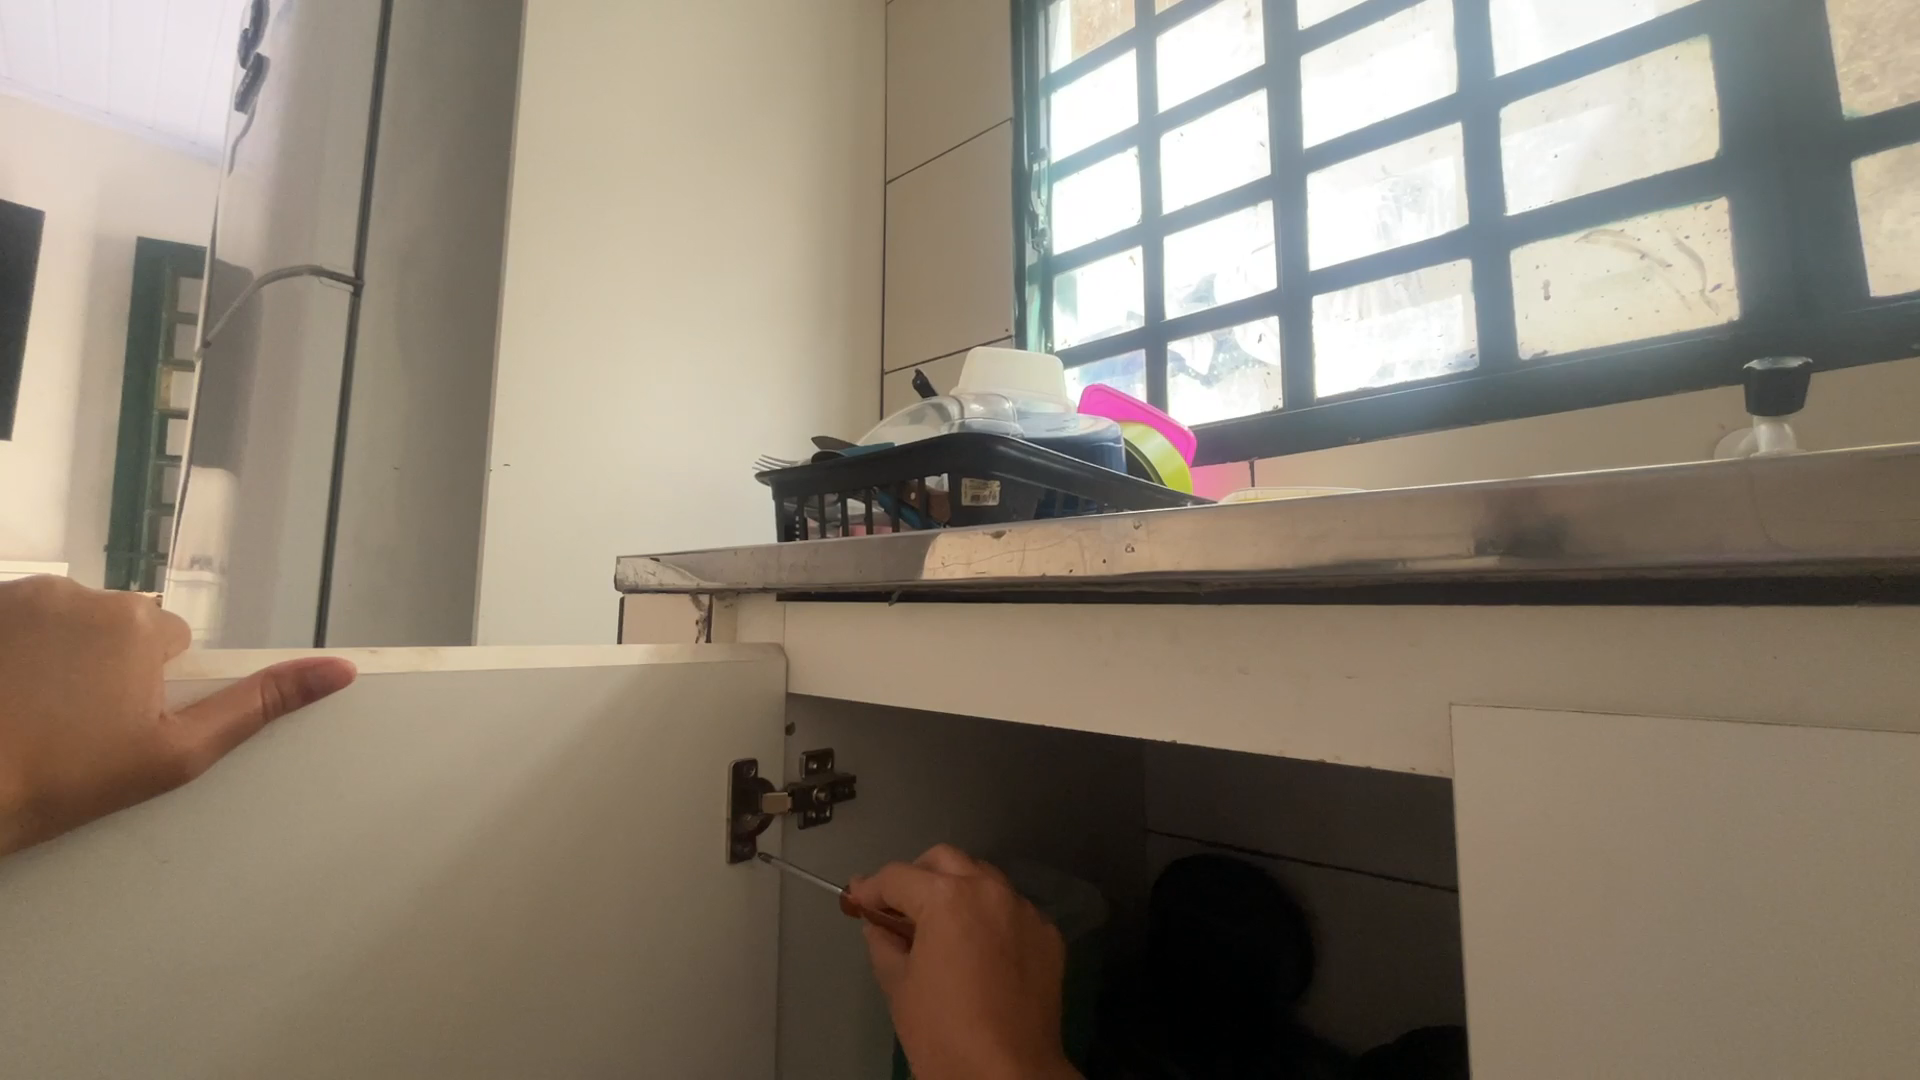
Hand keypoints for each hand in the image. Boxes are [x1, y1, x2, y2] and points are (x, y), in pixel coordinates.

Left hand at [0, 576, 355, 857]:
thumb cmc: (53, 779)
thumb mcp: (177, 751)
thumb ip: (263, 702)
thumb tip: (339, 670)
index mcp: (134, 620)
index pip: (165, 640)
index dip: (144, 685)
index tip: (107, 722)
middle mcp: (69, 594)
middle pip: (107, 626)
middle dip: (94, 667)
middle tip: (61, 725)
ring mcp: (3, 600)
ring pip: (51, 625)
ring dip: (42, 659)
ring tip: (14, 714)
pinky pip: (5, 626)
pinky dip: (1, 655)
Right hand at [847, 844, 1080, 1079]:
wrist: (1009, 1079)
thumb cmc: (944, 1036)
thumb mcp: (899, 987)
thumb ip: (883, 942)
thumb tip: (876, 922)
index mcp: (946, 897)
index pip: (898, 876)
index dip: (872, 888)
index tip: (859, 899)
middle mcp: (988, 889)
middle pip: (944, 859)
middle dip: (918, 876)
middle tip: (901, 908)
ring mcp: (1023, 908)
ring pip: (983, 878)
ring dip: (958, 890)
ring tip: (944, 928)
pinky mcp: (1047, 933)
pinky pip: (1012, 910)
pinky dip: (992, 919)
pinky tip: (983, 952)